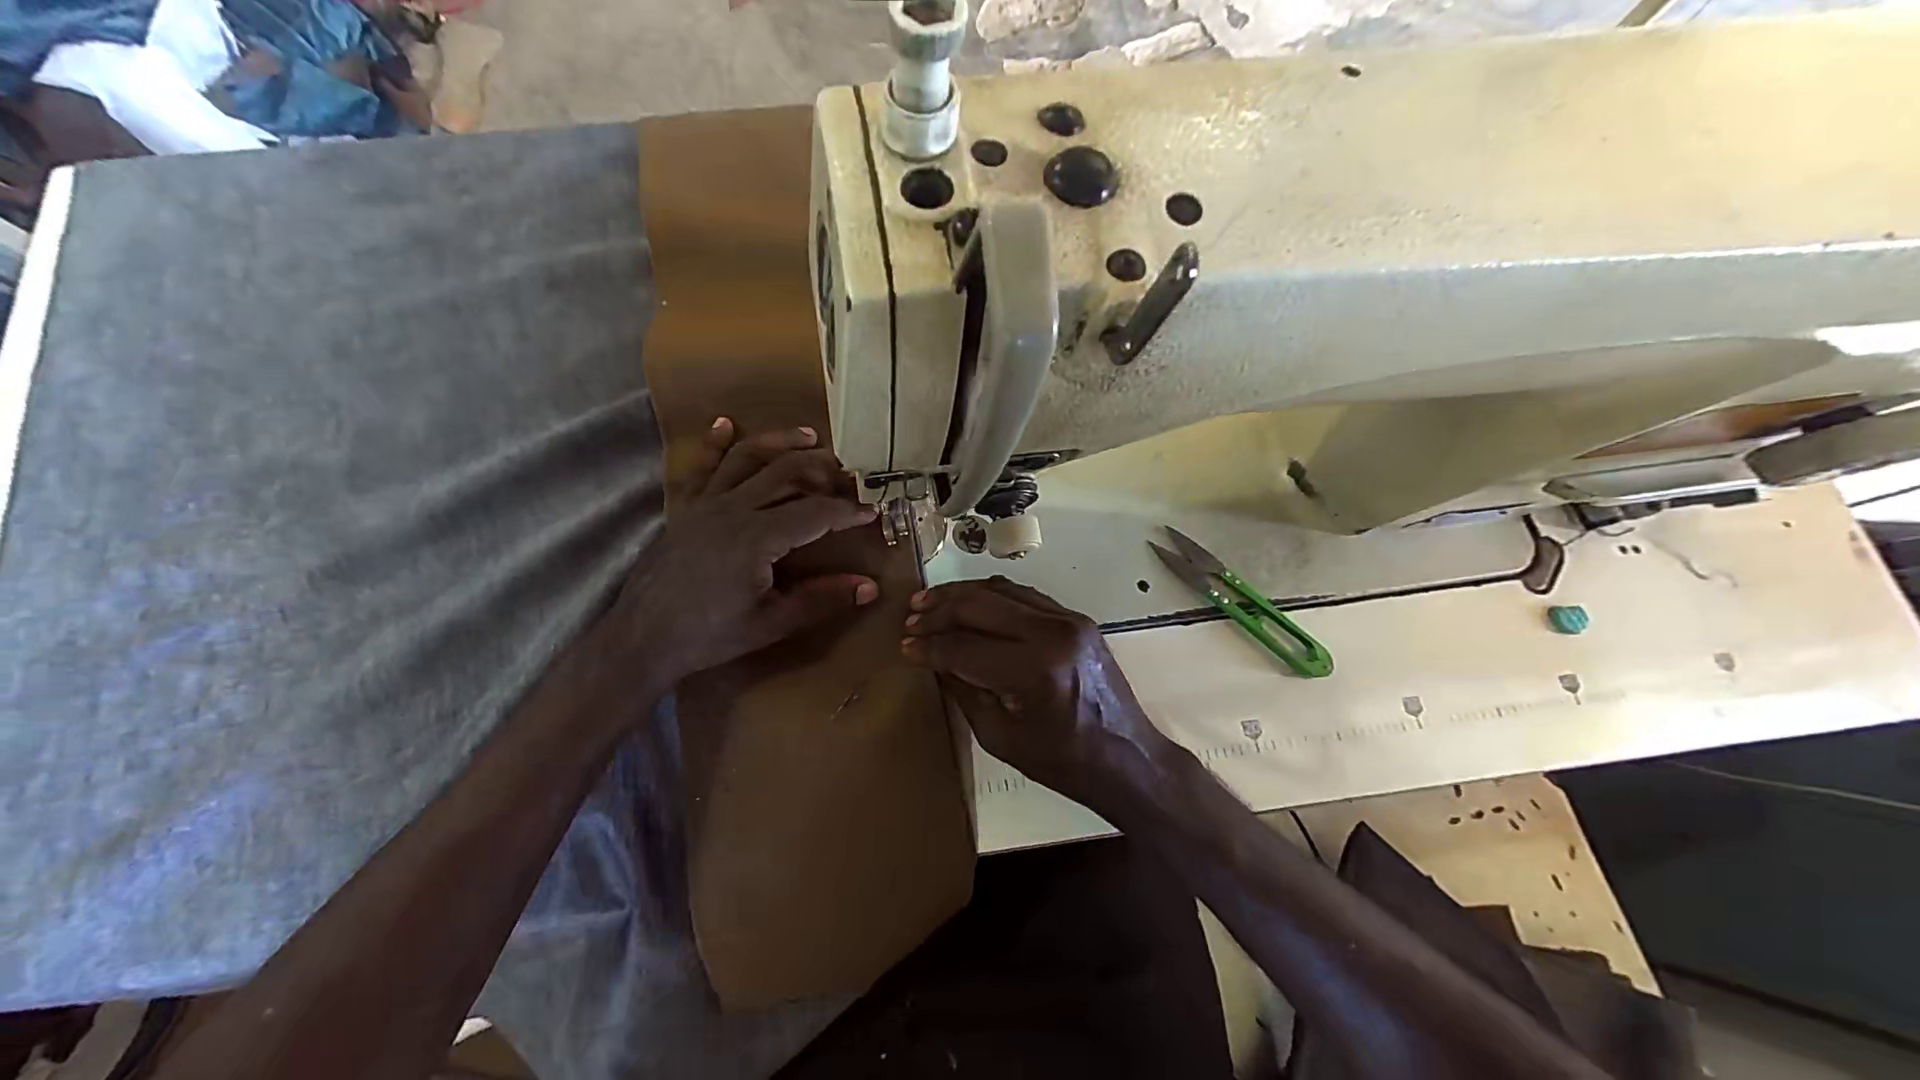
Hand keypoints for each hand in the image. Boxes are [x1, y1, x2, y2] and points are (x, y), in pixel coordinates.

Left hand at [607, 418, 878, 684]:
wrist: (641, 639)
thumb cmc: (708, 636)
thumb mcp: (771, 623)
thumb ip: (822, 600)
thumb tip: (869, 587)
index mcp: (756, 538)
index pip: (815, 513)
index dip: (847, 511)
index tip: (872, 512)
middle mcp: (732, 509)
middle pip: (786, 472)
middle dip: (823, 469)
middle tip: (850, 475)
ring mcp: (705, 505)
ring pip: (748, 459)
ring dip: (781, 443)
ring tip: (809, 437)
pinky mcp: (684, 509)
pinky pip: (702, 468)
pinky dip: (715, 444)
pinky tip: (726, 424)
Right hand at [900, 577, 1181, 813]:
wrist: (1127, 757)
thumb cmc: (1062, 761)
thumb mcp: (999, 737)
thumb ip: (963, 691)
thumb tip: (933, 659)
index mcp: (1033, 670)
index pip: (963, 646)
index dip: (928, 646)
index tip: (904, 647)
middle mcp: (1052, 633)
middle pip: (979, 606)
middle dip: (939, 611)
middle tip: (911, 617)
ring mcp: (1068, 620)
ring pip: (1001, 590)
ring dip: (962, 595)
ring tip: (931, 603)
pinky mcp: (1076, 618)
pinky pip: (1024, 595)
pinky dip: (992, 596)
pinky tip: (971, 603)